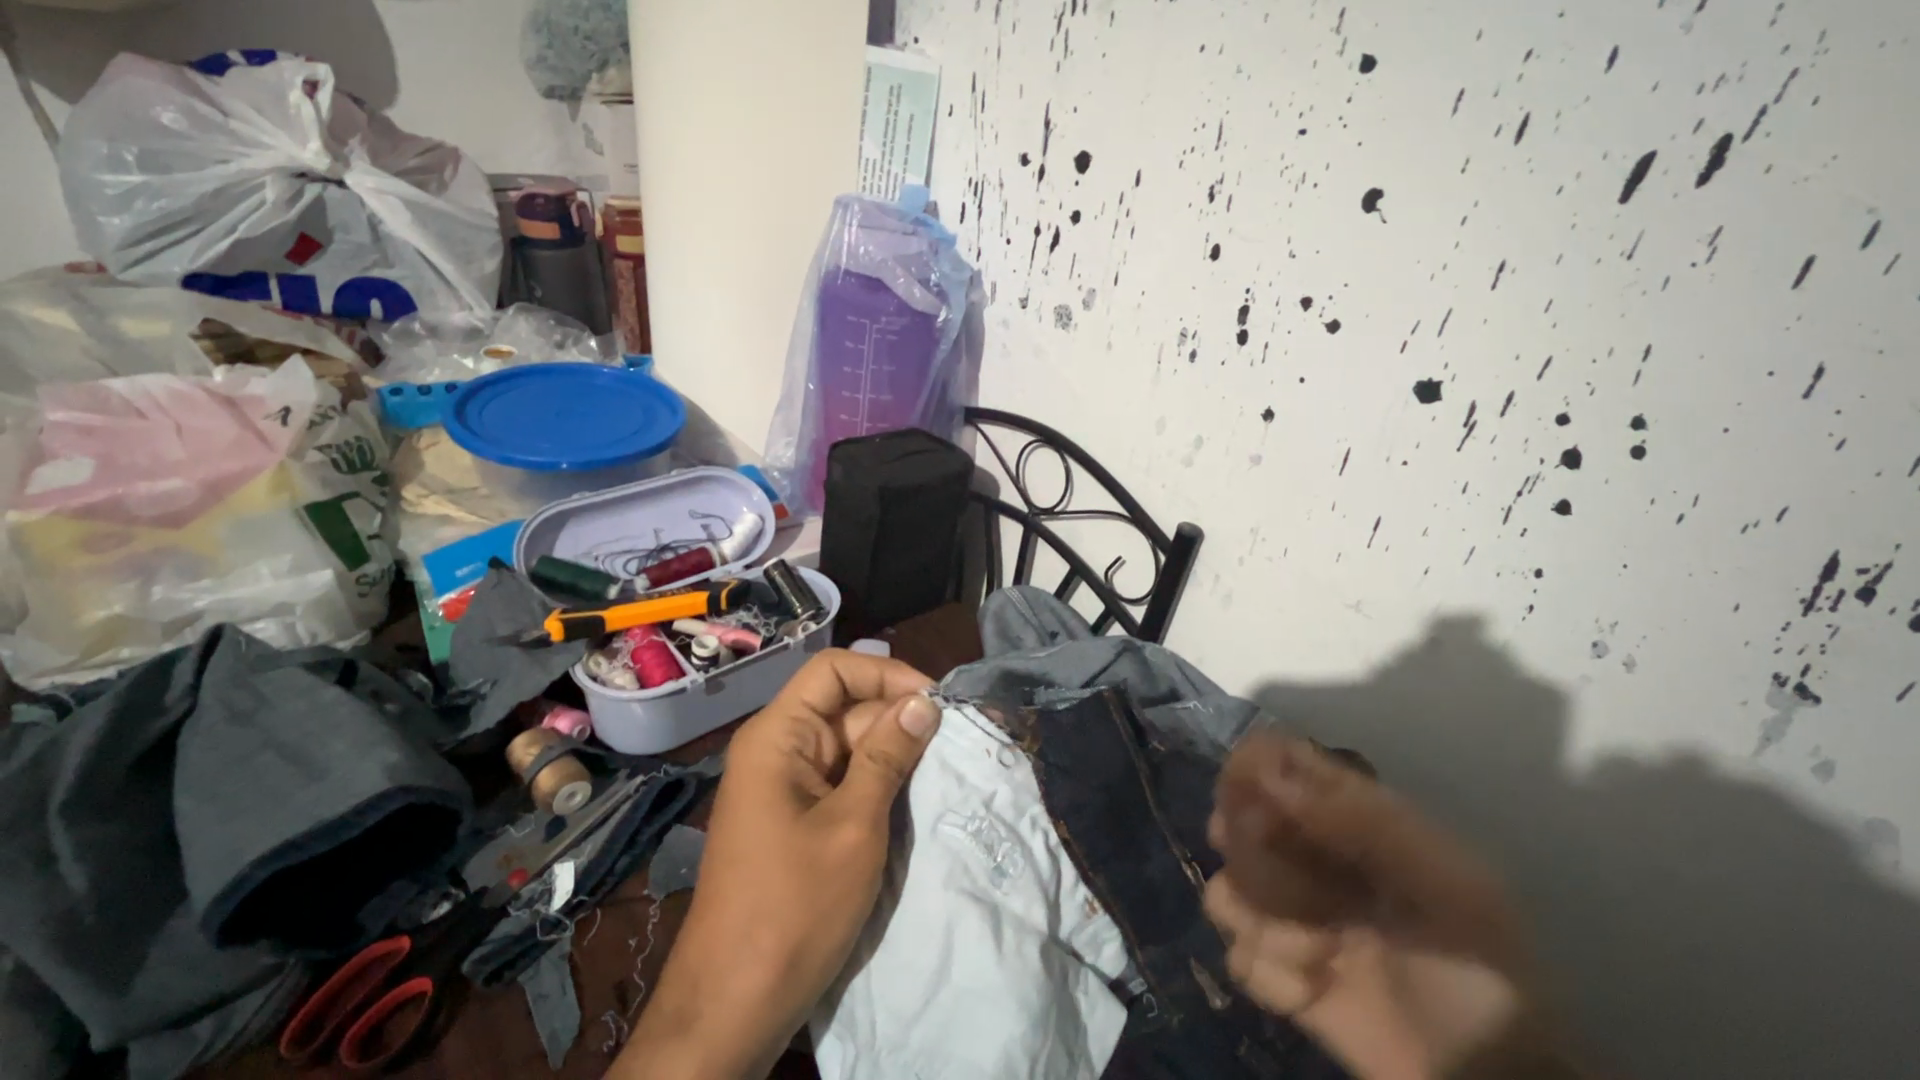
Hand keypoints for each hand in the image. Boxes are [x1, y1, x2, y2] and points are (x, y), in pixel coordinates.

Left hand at [616, 650, 941, 1079]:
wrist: (735, 1001)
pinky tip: (914, 800)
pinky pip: (840, 783)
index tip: (938, 703)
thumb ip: (889, 757)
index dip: (887, 674)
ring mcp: (783, 788)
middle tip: (957, 744)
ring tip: (945, 771)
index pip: (834, 671)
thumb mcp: (853, 826)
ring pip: (848, 748)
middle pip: (844, 708)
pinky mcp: (793, 821)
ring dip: (893, 755)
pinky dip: (876, 786)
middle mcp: (777, 751)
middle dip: (899, 718)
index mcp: (777, 737)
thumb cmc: (794, 907)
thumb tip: (925, 702)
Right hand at [1205, 735, 1558, 1079]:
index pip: (1283, 764)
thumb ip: (1366, 823)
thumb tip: (1272, 778)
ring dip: (1261, 922)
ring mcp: (1293, 918)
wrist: (1491, 1074)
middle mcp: (1312, 859)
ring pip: (1225, 893)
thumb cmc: (1480, 964)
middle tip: (1275, 881)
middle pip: (1235, 823)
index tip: (1247, 797)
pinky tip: (1313, 992)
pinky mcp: (1281, 976)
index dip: (1253, 770)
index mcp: (1353, 822)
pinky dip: (1272, 977)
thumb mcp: (1446, 882)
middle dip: (1244, 851)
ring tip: (1317, 952)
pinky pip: (1238, 960)